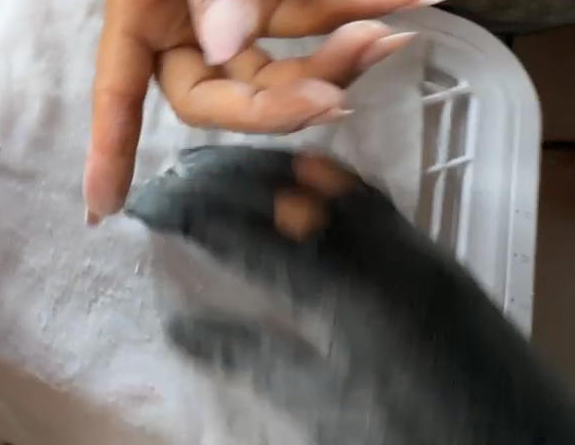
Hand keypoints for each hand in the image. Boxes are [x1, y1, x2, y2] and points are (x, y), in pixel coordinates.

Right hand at [85, 0, 443, 218]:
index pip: (116, 87)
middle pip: (211, 96)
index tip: (102, 208)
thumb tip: (228, 48)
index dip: (108, 147)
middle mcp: (175, 20)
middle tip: (336, 97)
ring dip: (332, 61)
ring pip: (269, 74)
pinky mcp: (266, 7)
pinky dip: (356, 21)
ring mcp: (221, 19)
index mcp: (140, 2)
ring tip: (391, 33)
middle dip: (272, 104)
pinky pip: (309, 32)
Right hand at [124, 148, 574, 444]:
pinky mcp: (427, 244)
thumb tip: (179, 323)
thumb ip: (251, 356)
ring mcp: (407, 241)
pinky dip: (310, 171)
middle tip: (168, 176)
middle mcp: (374, 252)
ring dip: (260, 164)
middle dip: (215, 178)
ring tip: (212, 162)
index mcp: (343, 297)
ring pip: (319, 174)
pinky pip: (359, 187)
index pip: (244, 236)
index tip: (146, 204)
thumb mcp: (327, 411)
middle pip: (278, 189)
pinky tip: (285, 173)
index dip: (188, 215)